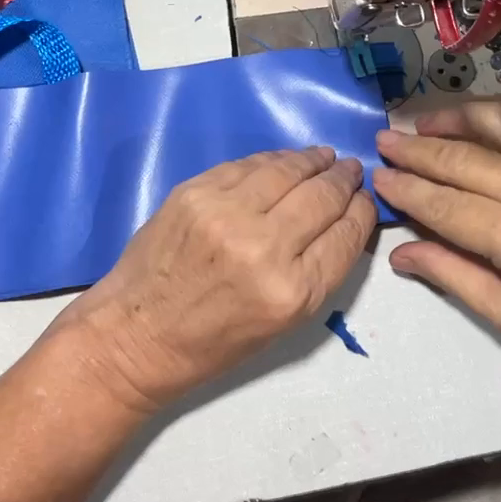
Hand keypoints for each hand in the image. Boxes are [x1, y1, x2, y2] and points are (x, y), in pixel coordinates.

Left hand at [45, 147, 377, 413]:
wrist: (135, 336)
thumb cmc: (213, 343)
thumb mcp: (283, 323)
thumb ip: (318, 269)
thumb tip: (344, 219)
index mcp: (292, 293)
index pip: (347, 235)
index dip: (362, 211)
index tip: (365, 199)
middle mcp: (264, 248)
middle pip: (323, 197)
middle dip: (343, 180)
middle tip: (350, 170)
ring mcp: (227, 214)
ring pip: (288, 170)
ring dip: (313, 160)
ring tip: (325, 157)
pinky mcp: (197, 191)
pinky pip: (250, 164)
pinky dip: (275, 159)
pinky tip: (287, 160)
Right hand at [372, 98, 500, 381]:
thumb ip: (453, 277)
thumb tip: (400, 251)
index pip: (443, 204)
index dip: (405, 189)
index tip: (377, 176)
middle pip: (460, 160)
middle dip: (415, 150)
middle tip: (383, 140)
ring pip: (495, 124)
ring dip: (453, 119)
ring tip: (423, 122)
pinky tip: (480, 112)